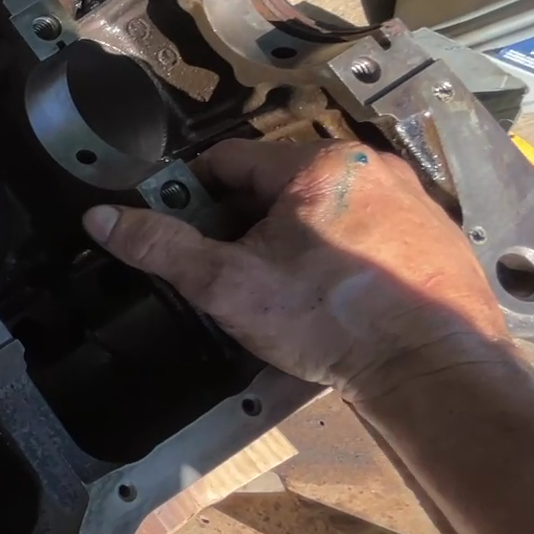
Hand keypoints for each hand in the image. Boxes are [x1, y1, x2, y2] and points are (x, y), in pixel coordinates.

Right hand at [81, 139, 512, 405]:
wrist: (433, 373)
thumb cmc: (329, 318)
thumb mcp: (223, 281)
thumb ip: (158, 244)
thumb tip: (100, 218)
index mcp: (321, 166)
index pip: (223, 160)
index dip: (185, 193)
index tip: (174, 229)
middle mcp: (371, 170)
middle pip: (264, 184)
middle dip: (230, 220)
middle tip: (214, 263)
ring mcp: (408, 202)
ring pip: (306, 207)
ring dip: (272, 236)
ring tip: (260, 280)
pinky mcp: (427, 237)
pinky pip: (348, 227)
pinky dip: (317, 250)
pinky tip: (309, 289)